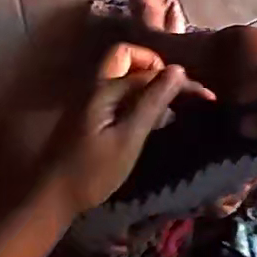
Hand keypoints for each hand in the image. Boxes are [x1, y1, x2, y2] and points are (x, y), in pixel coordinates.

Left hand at [40, 43, 213, 216]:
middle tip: (178, 89)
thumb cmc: (92, 172)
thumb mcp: (129, 138)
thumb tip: (178, 69)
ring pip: (124, 74)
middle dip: (156, 66)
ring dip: (150, 82)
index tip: (204, 96)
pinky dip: (140, 97)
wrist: (52, 200)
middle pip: (128, 57)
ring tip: (175, 104)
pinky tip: (155, 119)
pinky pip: (120, 93)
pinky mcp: (92, 116)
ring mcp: (91, 100)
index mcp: (104, 88)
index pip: (149, 71)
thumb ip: (152, 102)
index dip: (178, 80)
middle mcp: (96, 86)